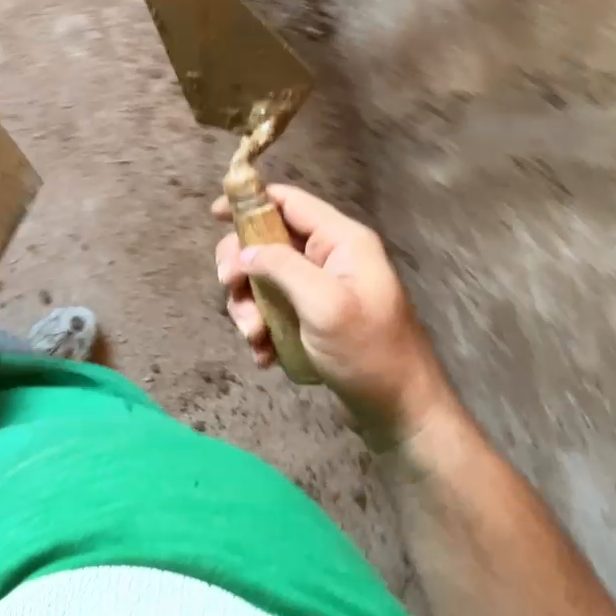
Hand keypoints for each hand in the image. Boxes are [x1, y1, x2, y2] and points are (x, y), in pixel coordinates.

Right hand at [213, 185, 454, 451]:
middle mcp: (330, 257)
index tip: (215, 215)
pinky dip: (260, 328)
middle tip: (230, 287)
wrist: (401, 414)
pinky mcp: (312, 318)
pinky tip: (264, 354)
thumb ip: (282, 267)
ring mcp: (320, 289)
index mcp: (341, 241)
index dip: (250, 202)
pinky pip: (271, 309)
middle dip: (242, 265)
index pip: (289, 201)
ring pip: (263, 278)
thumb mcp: (324, 304)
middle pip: (267, 240)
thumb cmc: (368, 353)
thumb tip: (244, 252)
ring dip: (249, 305)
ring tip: (254, 337)